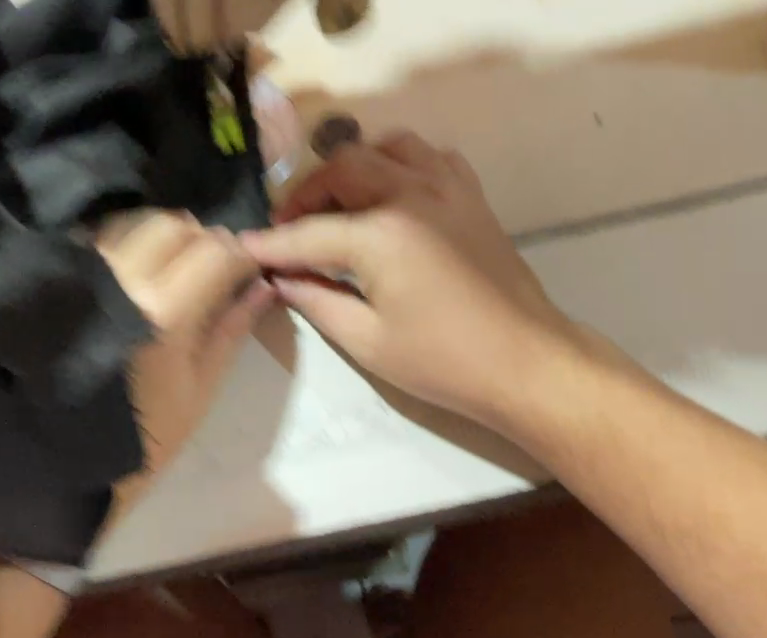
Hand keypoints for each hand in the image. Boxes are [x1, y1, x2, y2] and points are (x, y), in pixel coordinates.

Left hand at [97, 211, 271, 495]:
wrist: (73, 453)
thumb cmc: (148, 432)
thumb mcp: (201, 387)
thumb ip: (231, 329)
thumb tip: (264, 285)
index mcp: (164, 313)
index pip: (214, 252)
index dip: (239, 252)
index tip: (248, 267)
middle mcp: (122, 281)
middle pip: (172, 225)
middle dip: (201, 238)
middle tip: (213, 266)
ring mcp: (88, 277)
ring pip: (133, 225)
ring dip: (163, 236)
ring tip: (176, 269)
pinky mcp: (66, 282)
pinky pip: (101, 242)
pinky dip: (128, 246)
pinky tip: (140, 274)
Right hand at [241, 133, 590, 430]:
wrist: (522, 360)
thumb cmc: (441, 361)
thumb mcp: (367, 341)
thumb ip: (317, 300)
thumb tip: (282, 279)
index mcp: (382, 235)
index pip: (310, 233)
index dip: (273, 244)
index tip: (243, 248)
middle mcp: (412, 193)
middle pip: (344, 168)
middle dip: (306, 195)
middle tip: (288, 231)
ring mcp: (447, 188)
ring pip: (387, 147)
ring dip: (352, 168)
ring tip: (336, 205)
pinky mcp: (470, 195)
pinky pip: (428, 156)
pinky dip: (398, 164)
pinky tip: (389, 195)